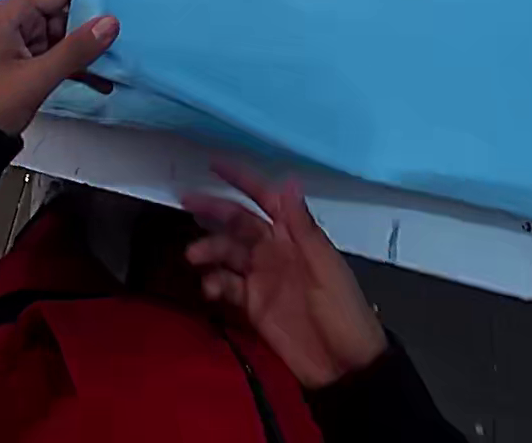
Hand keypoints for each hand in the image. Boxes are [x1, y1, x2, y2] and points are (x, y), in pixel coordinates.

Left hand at [0, 0, 118, 134]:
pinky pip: (60, 58)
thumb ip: (76, 49)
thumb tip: (112, 22)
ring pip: (68, 38)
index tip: (125, 7)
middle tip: (131, 37)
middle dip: (97, 27)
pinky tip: (104, 82)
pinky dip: (78, 68)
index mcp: (17, 12)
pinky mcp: (29, 64)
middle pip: (70, 14)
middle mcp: (22, 21)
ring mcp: (26, 43)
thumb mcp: (36, 76)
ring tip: (122, 62)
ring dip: (91, 52)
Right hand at [182, 162, 387, 387]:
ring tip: (193, 255)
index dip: (241, 178)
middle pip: (238, 220)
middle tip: (187, 201)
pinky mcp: (252, 303)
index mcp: (293, 233)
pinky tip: (209, 288)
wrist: (344, 369)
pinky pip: (226, 284)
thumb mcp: (325, 267)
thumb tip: (289, 181)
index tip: (214, 163)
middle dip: (213, 208)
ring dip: (209, 248)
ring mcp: (261, 275)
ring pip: (227, 250)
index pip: (264, 197)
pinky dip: (214, 282)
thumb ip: (302, 226)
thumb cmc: (341, 310)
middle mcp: (273, 247)